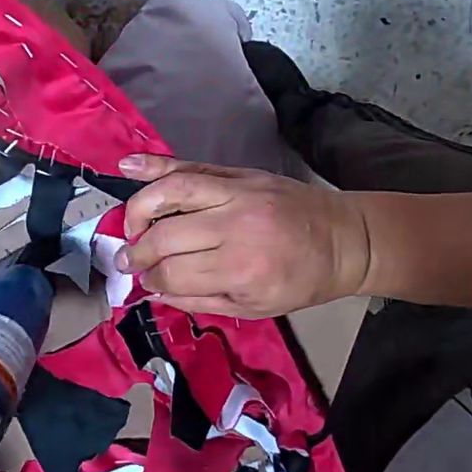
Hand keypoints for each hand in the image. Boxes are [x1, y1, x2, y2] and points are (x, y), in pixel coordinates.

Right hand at [115, 154, 371, 317]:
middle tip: (128, 259)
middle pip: (165, 237)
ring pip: (170, 193)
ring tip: (131, 226)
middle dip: (137, 251)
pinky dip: (155, 163)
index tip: (145, 282)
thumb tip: (152, 291)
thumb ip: (199, 300)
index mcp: (242, 270)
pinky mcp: (237, 173)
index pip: (174, 274)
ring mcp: (235, 193)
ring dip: (139, 209)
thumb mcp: (255, 308)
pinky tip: (127, 165)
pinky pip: (189, 165)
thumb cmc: (302, 280)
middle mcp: (235, 228)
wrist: (344, 238)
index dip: (151, 280)